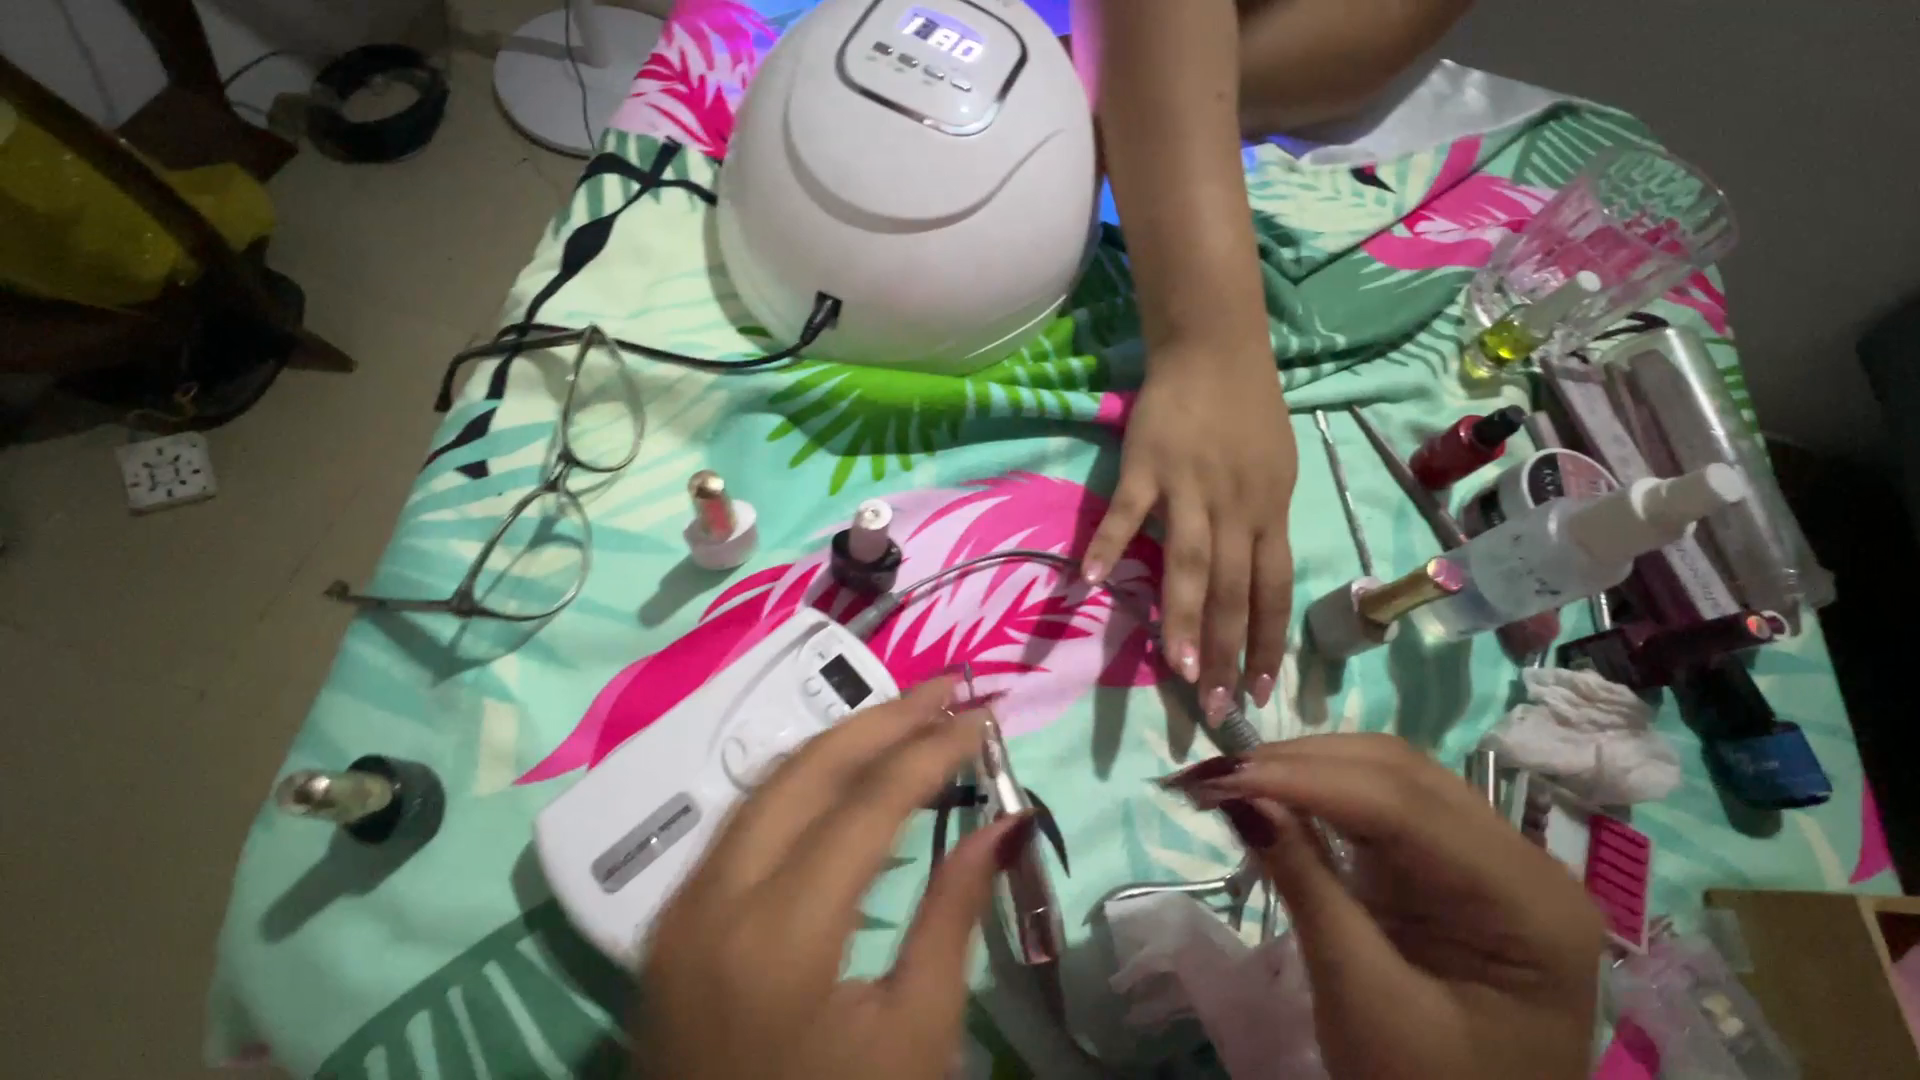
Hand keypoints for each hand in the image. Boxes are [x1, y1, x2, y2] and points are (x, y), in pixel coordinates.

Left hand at [632, 679, 1034, 1079]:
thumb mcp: (917, 1038)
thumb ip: (955, 916)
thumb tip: (1006, 822)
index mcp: (780, 939)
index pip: (865, 806)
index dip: (930, 751)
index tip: (982, 717)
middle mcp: (714, 902)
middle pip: (805, 772)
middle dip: (884, 719)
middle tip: (948, 689)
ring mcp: (682, 907)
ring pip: (766, 786)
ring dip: (841, 742)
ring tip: (908, 716)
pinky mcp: (673, 919)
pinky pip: (743, 821)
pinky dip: (802, 782)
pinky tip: (846, 771)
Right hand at [1084, 337, 1296, 719]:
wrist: (1216, 350)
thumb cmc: (1249, 413)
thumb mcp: (1276, 471)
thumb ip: (1263, 524)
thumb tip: (1250, 577)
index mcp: (1269, 512)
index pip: (1273, 591)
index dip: (1269, 643)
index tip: (1263, 691)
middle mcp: (1235, 509)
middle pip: (1234, 590)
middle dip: (1229, 651)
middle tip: (1218, 706)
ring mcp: (1189, 488)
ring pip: (1190, 562)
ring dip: (1184, 617)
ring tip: (1179, 668)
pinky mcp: (1147, 466)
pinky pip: (1127, 512)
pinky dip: (1108, 544)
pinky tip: (1091, 582)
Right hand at [1161, 735, 1604, 1079]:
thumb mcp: (1362, 998)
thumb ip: (1306, 885)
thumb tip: (1238, 796)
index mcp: (1527, 902)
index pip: (1405, 805)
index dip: (1305, 779)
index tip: (1218, 778)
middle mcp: (1519, 860)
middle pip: (1401, 773)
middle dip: (1299, 763)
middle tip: (1212, 774)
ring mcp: (1485, 858)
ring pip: (1388, 776)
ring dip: (1305, 769)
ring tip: (1230, 779)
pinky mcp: (1445, 865)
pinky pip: (1379, 806)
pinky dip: (1318, 795)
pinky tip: (1271, 794)